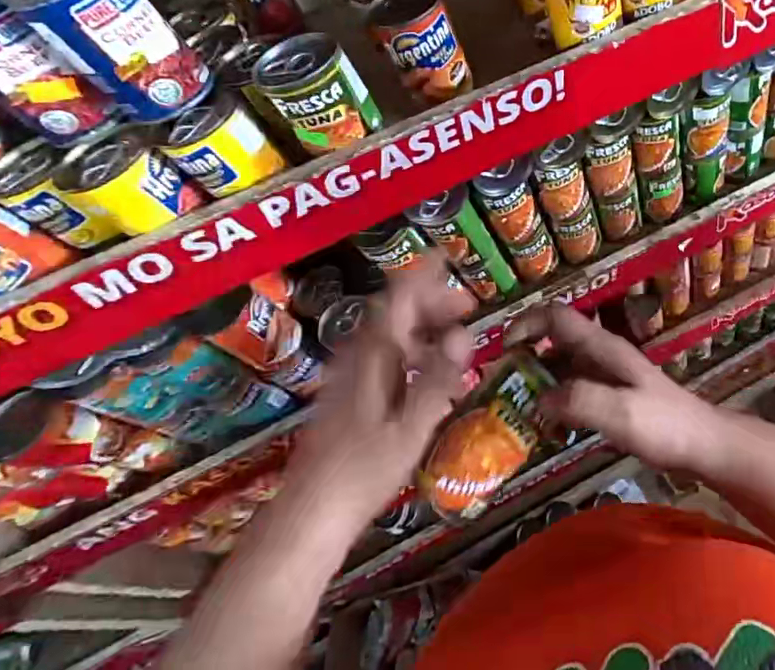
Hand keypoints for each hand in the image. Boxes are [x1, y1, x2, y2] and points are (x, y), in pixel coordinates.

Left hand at [283, 252, 473, 526]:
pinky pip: (379, 352)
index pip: (399, 296)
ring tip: (452, 339)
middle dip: (430, 300)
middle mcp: (357, 354)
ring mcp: (346, 373)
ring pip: (386, 331)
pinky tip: (423, 375)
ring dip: (419, 324)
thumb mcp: (412, 428)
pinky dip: (406, 347)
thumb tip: (464, 331)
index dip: (425, 273)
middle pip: (393, 309)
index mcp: (374, 355)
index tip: (450, 259)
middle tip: (466, 308)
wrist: (308, 515)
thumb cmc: (364, 472)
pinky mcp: (343, 393)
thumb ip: (439, 378)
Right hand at [508, 303, 726, 471]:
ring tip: (515, 414)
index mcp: (602, 347)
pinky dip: (554, 406)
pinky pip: (571, 394)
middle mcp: (599, 355)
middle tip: (501, 390)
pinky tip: (546, 431)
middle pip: (552, 342)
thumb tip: (537, 399)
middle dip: (524, 360)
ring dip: (537, 385)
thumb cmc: (663, 424)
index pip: (556, 316)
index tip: (503, 349)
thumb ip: (579, 401)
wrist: (702, 445)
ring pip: (560, 370)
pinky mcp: (609, 398)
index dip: (526, 323)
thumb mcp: (620, 412)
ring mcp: (605, 376)